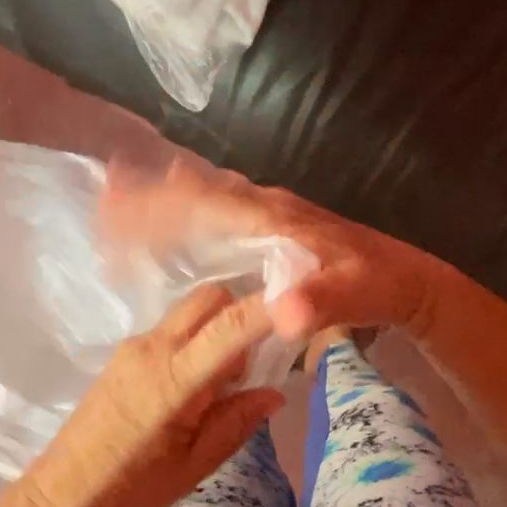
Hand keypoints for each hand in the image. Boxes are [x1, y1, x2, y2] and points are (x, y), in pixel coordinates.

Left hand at [22, 284, 286, 506]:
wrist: (63, 491)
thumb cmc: (133, 487)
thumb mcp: (196, 466)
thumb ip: (237, 423)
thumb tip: (275, 392)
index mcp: (175, 379)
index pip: (231, 326)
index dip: (269, 306)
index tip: (300, 299)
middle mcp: (154, 348)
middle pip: (211, 297)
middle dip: (242, 309)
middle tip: (248, 361)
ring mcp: (135, 345)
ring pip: (191, 309)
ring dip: (218, 326)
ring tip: (219, 380)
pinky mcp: (125, 352)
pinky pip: (173, 326)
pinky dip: (195, 338)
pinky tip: (192, 383)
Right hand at [101, 161, 443, 341]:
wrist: (405, 277)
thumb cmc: (377, 287)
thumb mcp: (356, 297)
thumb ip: (321, 303)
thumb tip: (281, 312)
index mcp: (275, 220)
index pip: (208, 205)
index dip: (161, 210)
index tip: (116, 215)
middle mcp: (264, 207)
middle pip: (197, 193)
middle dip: (148, 198)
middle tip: (100, 203)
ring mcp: (266, 214)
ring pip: (204, 197)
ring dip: (162, 200)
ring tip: (113, 202)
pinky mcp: (269, 227)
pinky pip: (217, 211)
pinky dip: (185, 212)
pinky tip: (164, 226)